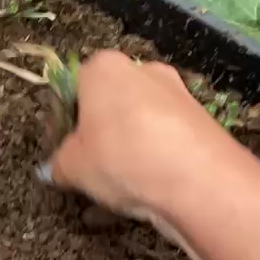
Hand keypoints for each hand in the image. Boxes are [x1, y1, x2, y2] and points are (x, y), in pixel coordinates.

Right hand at [45, 50, 231, 218]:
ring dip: (129, 150)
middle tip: (92, 168)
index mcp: (104, 67)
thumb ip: (58, 164)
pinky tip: (149, 192)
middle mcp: (143, 70)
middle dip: (101, 133)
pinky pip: (167, 139)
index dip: (66, 120)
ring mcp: (177, 93)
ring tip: (121, 190)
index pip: (75, 86)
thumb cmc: (120, 158)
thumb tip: (56, 169)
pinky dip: (156, 160)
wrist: (199, 180)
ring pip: (141, 123)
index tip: (65, 149)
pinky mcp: (202, 120)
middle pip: (111, 103)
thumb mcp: (71, 167)